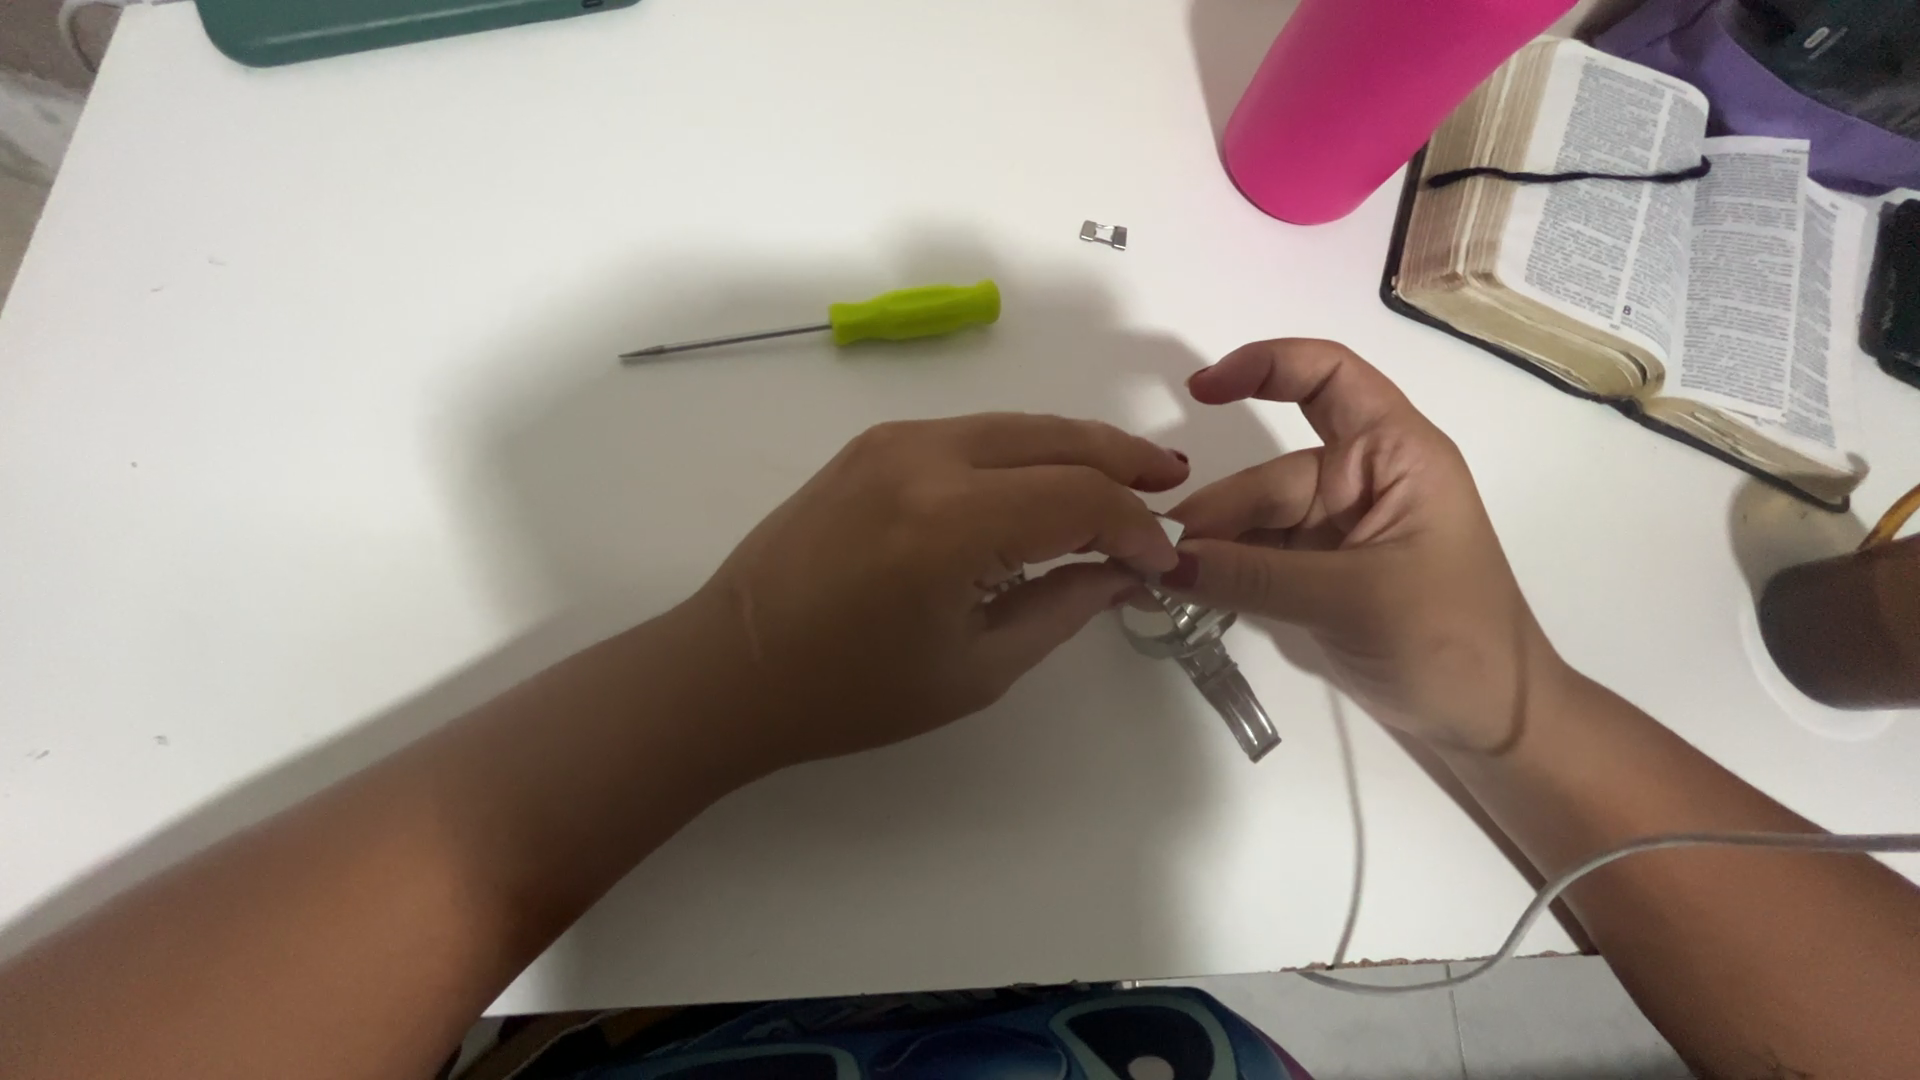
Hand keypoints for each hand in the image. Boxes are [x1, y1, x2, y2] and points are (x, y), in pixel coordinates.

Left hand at [683, 413, 1188, 771]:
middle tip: (1170, 483)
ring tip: (1125, 476)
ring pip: (1015, 425)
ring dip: (1074, 448)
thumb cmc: (851, 692)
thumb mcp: (976, 668)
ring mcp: (892, 440)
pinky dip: (1022, 451)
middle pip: (1055, 438)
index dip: (1134, 525)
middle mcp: (925, 458)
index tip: (1161, 558)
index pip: (1079, 498)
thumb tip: (1121, 572)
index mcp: (952, 523)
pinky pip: (971, 433)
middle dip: (1121, 460)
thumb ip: (1061, 608)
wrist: (733, 666)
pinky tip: (1043, 479)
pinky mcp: (872, 443)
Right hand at [1161, 340, 1560, 751]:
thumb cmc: (1452, 641)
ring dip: (1212, 548)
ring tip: (1168, 581)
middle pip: (1268, 476)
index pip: (1329, 378)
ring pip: (1253, 521)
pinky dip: (1222, 572)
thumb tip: (1164, 560)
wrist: (1489, 722)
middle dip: (1218, 514)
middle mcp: (1360, 481)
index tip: (1199, 389)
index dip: (1265, 366)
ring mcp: (1334, 530)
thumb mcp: (1350, 599)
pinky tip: (1189, 591)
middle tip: (1166, 560)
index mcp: (1394, 456)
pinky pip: (1254, 557)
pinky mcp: (1315, 573)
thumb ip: (1251, 576)